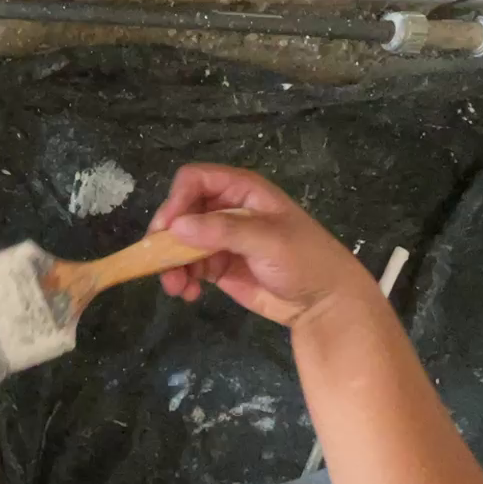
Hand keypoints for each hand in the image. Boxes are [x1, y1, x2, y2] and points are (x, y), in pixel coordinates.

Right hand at [148, 163, 379, 327]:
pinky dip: (181, 278)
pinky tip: (187, 293)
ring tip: (175, 287)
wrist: (325, 303)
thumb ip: (223, 231)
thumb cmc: (306, 261)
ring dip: (169, 263)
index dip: (178, 199)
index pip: (196, 180)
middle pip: (181, 211)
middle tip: (158, 259)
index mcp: (242, 191)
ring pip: (178, 241)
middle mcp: (225, 210)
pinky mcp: (216, 265)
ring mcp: (219, 239)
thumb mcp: (269, 240)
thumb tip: (176, 227)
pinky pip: (186, 266)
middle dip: (167, 236)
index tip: (168, 227)